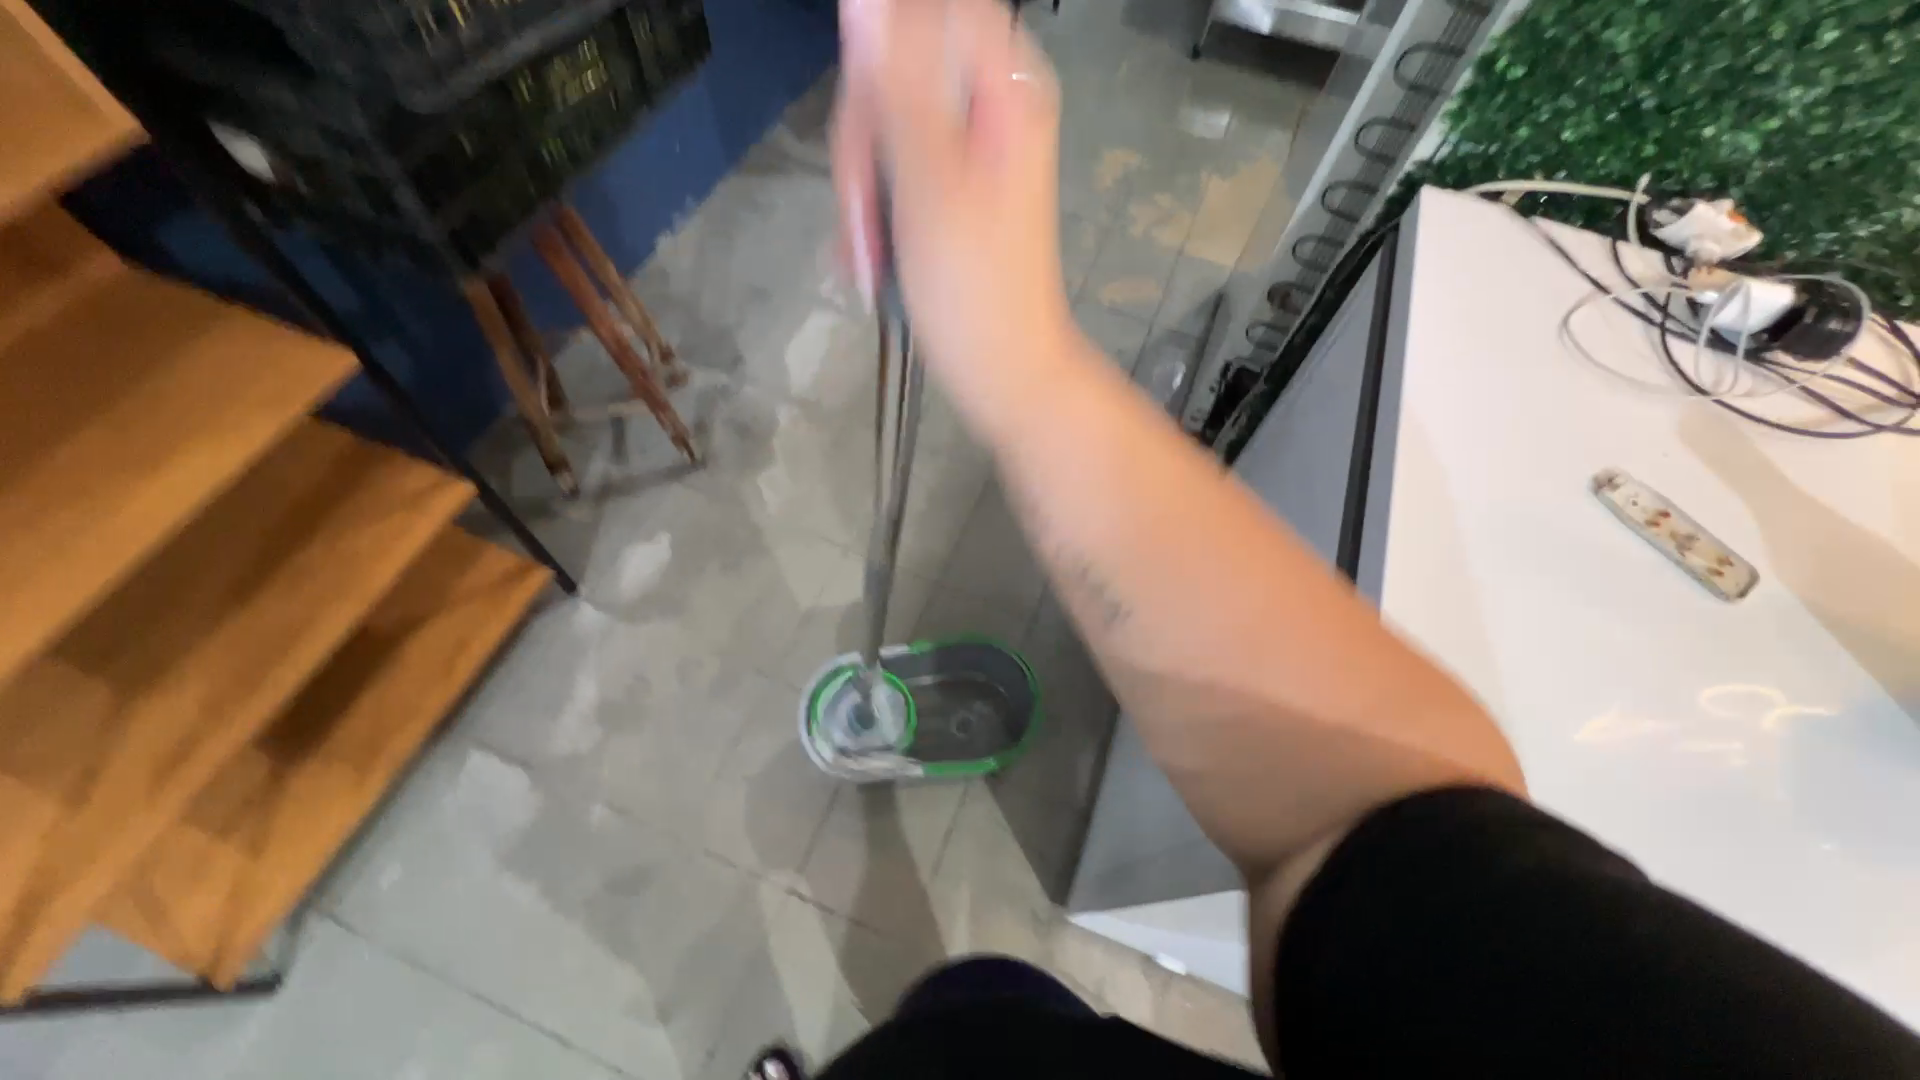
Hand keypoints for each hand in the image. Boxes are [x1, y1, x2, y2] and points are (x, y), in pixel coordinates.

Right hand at [831, 0, 1078, 422]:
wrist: (1006, 374)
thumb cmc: (974, 292)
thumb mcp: (927, 184)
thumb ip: (897, 85)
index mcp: (1004, 88)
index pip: (929, 10)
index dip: (881, 46)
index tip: (862, 112)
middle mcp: (991, 105)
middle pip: (898, 65)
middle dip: (864, 140)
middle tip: (862, 209)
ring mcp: (970, 149)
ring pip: (886, 122)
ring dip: (863, 187)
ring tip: (869, 251)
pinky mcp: (951, 190)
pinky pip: (896, 168)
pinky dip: (876, 210)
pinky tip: (872, 256)